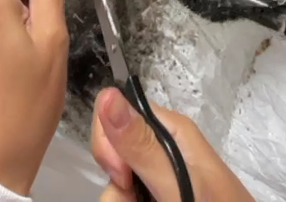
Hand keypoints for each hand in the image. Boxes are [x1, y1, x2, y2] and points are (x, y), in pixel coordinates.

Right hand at [90, 88, 254, 201]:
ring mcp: (159, 173)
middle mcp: (161, 146)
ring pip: (117, 181)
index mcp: (170, 129)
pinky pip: (128, 196)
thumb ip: (143, 144)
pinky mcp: (157, 193)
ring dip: (123, 200)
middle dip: (117, 182)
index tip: (121, 175)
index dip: (108, 140)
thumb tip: (107, 94)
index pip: (117, 108)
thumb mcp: (178, 181)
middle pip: (113, 149)